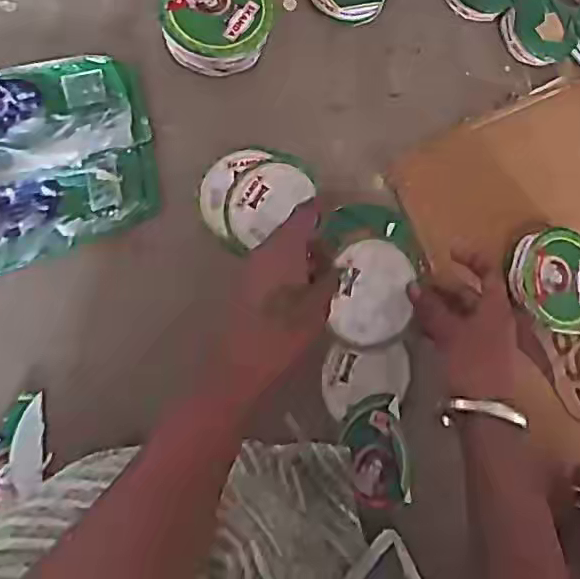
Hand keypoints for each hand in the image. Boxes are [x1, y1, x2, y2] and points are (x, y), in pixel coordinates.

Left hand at [215, 200, 337, 402]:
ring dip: (304, 259)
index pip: (306, 213)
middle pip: (294, 232)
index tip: (344, 207)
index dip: (326, 207)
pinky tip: (304, 295)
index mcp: (283, 247)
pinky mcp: (244, 287)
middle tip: (339, 258)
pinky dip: (291, 273)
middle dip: (318, 240)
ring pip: (283, 251)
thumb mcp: (317, 307)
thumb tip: (339, 264)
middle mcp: (264, 250)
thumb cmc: (281, 335)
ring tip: (325, 281)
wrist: (235, 371)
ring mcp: (251, 268)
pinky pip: (273, 267)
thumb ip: (331, 279)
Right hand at [408, 250, 518, 398]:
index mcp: (496, 306)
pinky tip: (422, 329)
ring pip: (464, 314)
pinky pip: (460, 333)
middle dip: (445, 287)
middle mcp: (496, 319)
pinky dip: (442, 326)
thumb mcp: (450, 333)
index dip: (471, 257)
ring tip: (415, 305)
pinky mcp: (478, 358)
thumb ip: (432, 309)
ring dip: (441, 307)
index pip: (488, 270)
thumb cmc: (473, 364)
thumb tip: (413, 286)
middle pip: (472, 294)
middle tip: (420, 284)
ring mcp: (489, 339)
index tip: (448, 252)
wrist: (487, 415)